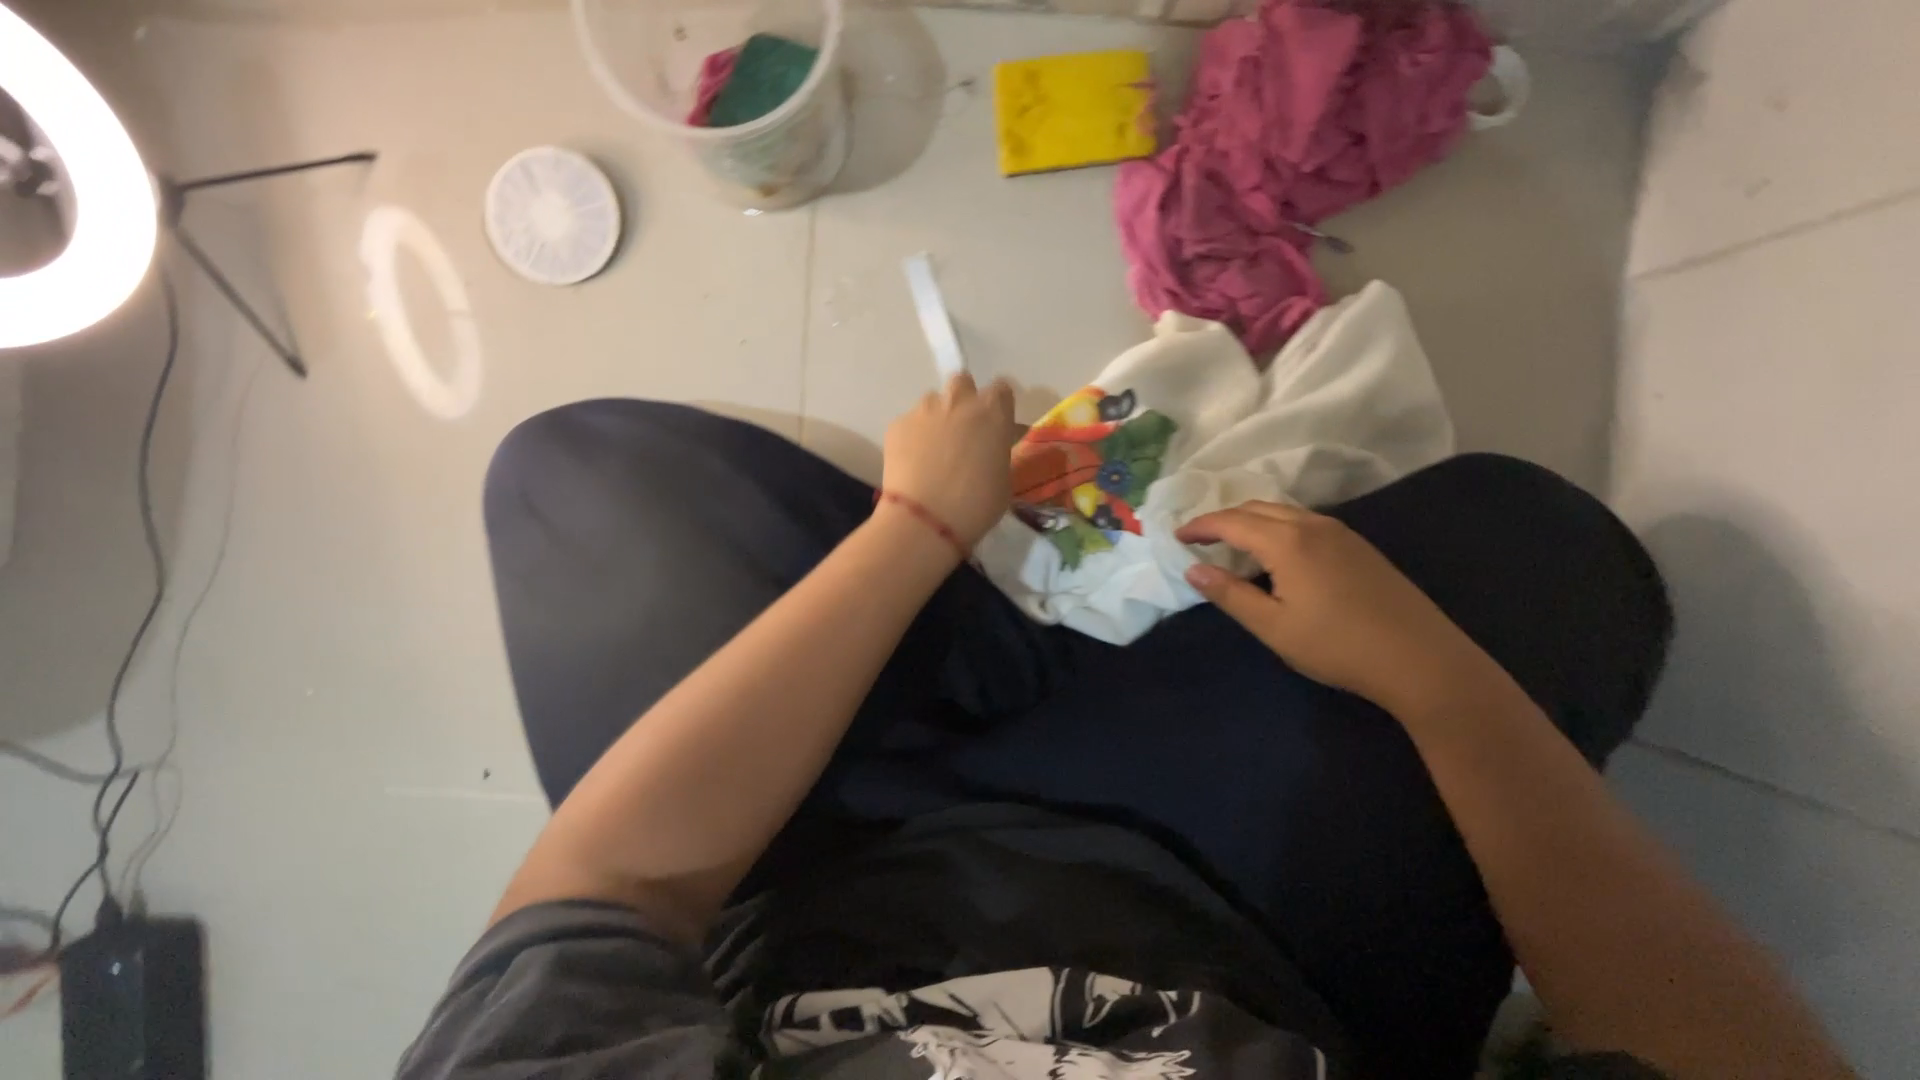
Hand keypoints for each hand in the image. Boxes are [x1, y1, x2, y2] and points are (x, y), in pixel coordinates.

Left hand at [881, 374, 1018, 548]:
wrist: (925, 520)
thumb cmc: (976, 506)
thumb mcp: (1003, 480)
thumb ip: (996, 452)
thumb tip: (986, 450)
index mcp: (993, 412)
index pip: (1001, 389)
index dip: (997, 405)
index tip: (993, 423)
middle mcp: (959, 401)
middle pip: (962, 382)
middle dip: (962, 400)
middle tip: (960, 430)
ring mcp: (924, 410)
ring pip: (931, 403)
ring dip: (935, 419)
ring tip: (931, 452)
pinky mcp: (897, 424)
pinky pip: (908, 424)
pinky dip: (911, 438)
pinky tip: (911, 464)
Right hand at [1177, 502, 1498, 714]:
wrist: (1419, 658)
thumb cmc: (1337, 646)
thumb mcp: (1273, 627)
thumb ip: (1229, 594)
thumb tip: (1192, 569)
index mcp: (1287, 542)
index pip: (1231, 521)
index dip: (1200, 526)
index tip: (1177, 536)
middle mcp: (1313, 525)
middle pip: (1257, 508)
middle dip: (1224, 519)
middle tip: (1201, 540)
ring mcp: (1341, 532)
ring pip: (1284, 513)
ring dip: (1252, 521)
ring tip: (1233, 546)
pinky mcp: (1359, 546)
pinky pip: (1305, 522)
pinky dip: (1278, 528)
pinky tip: (1278, 556)